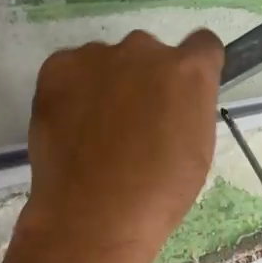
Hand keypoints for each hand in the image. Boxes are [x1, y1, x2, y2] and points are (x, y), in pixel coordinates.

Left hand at [0, 30, 225, 262]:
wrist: (94, 216)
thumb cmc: (159, 196)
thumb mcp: (196, 152)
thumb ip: (189, 111)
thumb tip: (173, 102)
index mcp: (188, 72)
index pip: (203, 46)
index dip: (196, 69)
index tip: (184, 95)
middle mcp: (144, 50)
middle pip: (151, 54)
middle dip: (147, 81)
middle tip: (136, 126)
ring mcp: (96, 56)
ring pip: (108, 63)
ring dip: (109, 85)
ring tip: (98, 134)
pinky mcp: (57, 68)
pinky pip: (72, 71)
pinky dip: (75, 93)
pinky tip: (73, 130)